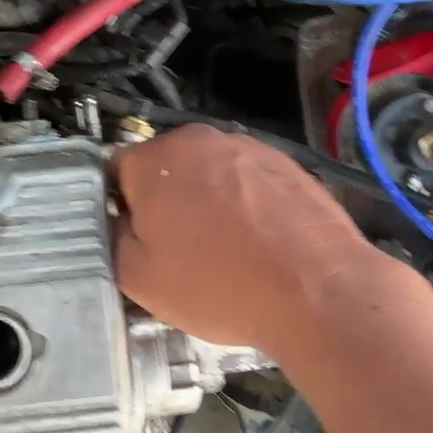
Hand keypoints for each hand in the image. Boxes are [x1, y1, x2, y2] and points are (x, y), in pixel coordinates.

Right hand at [112, 124, 388, 347]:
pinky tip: (258, 242)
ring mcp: (246, 146)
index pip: (114, 172)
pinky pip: (247, 180)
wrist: (320, 293)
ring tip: (224, 248)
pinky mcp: (286, 163)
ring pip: (207, 172)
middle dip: (164, 200)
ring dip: (206, 199)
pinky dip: (245, 203)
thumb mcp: (138, 279)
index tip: (136, 239)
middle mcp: (196, 139)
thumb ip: (111, 239)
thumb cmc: (219, 285)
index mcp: (151, 160)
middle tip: (178, 247)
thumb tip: (117, 221)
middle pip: (163, 167)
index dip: (119, 207)